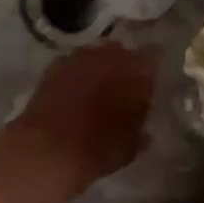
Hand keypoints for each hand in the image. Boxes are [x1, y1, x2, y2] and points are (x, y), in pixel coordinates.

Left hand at [4, 40, 157, 194]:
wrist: (50, 149)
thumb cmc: (100, 149)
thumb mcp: (132, 145)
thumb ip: (139, 127)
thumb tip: (141, 127)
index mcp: (138, 69)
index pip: (153, 57)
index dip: (149, 71)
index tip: (147, 86)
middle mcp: (111, 54)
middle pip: (121, 52)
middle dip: (122, 67)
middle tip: (120, 89)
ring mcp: (79, 57)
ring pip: (94, 56)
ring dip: (96, 69)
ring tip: (94, 90)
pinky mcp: (54, 66)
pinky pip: (72, 65)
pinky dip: (74, 76)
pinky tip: (72, 93)